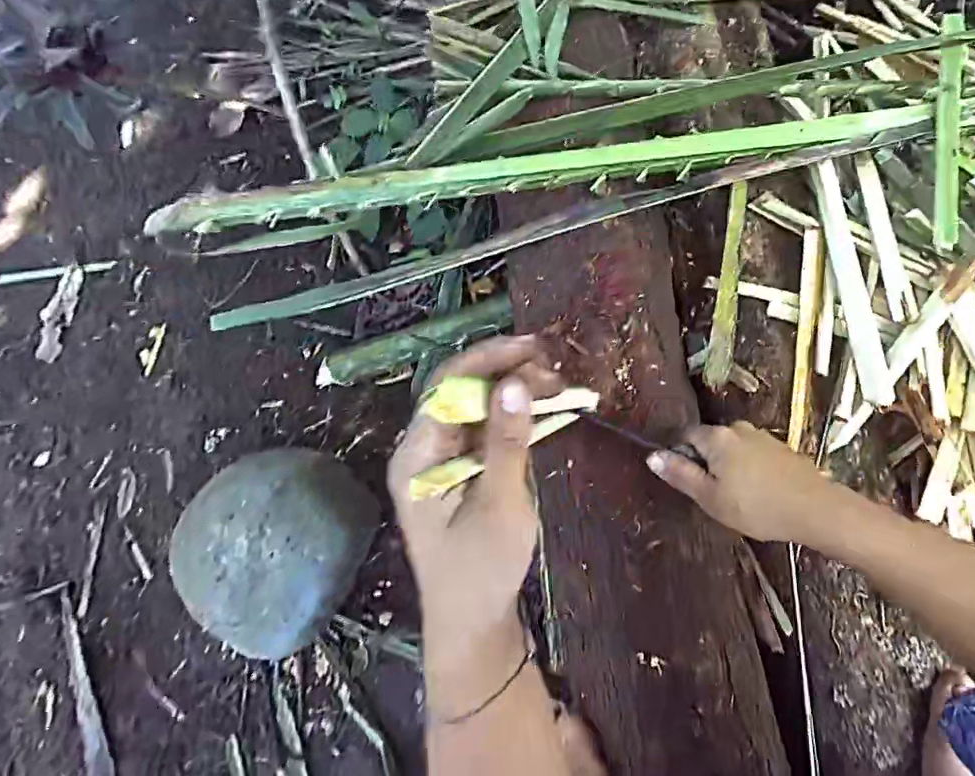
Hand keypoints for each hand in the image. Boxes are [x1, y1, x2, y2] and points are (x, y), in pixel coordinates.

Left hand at [388, 335, 563, 648]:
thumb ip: (507, 441)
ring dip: (516, 389)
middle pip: (462, 390)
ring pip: (479, 405)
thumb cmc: (480, 569)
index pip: (446, 387)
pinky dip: (519, 413)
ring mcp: (446, 457)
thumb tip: (517, 382)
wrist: (475, 624)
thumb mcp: (499, 503)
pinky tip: (548, 405)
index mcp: (417, 456)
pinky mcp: (466, 467)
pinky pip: (490, 426)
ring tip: (557, 382)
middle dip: (507, 372)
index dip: (488, 360)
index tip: (533, 349)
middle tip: (554, 368)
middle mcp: (425, 448)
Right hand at [645, 421, 855, 545]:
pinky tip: (758, 493)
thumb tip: (652, 456)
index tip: (689, 484)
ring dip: (729, 468)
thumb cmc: (756, 506)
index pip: (686, 436)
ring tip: (739, 499)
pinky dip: (749, 469)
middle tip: (714, 496)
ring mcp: (761, 435)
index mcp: (717, 436)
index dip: (681, 458)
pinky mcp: (779, 447)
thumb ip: (681, 475)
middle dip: (707, 463)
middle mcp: (738, 427)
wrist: (813, 507)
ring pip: (732, 449)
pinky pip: (752, 454)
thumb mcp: (711, 497)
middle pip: (710, 441)